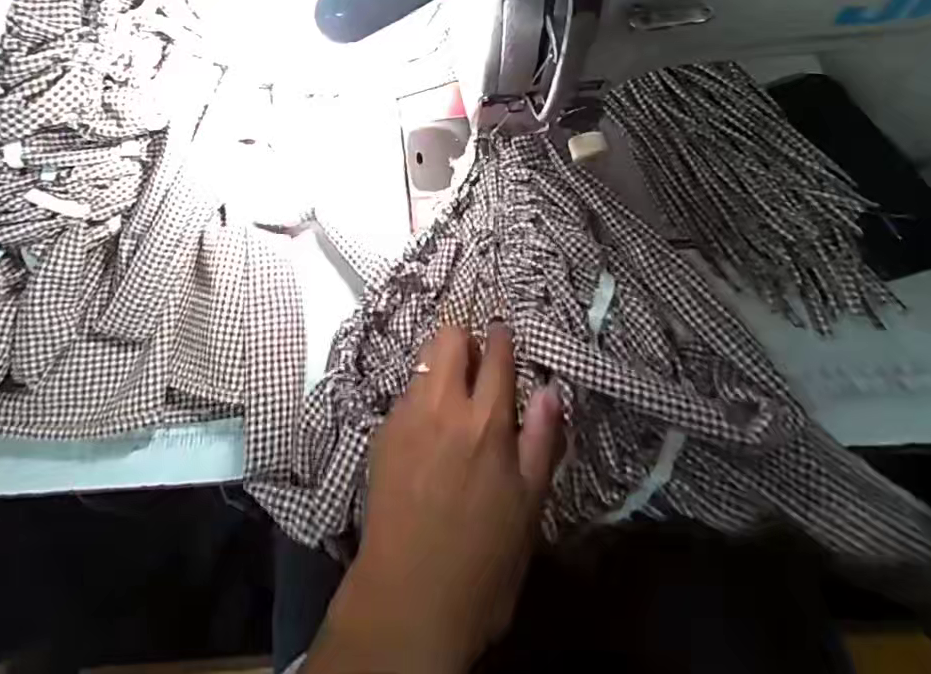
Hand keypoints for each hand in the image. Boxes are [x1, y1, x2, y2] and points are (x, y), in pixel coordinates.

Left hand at [307, 323, 566, 673]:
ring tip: (453, 393)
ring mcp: (405, 417)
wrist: (408, 598)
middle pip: (447, 338)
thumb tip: (549, 389)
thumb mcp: (529, 505)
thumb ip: (541, 439)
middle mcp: (441, 406)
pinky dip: (421, 394)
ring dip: (440, 364)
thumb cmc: (484, 558)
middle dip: (464, 338)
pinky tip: (429, 426)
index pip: (495, 353)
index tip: (504, 332)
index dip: (501, 337)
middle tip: (477, 363)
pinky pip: (405, 394)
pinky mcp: (381, 435)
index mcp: (485, 420)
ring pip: (421, 362)